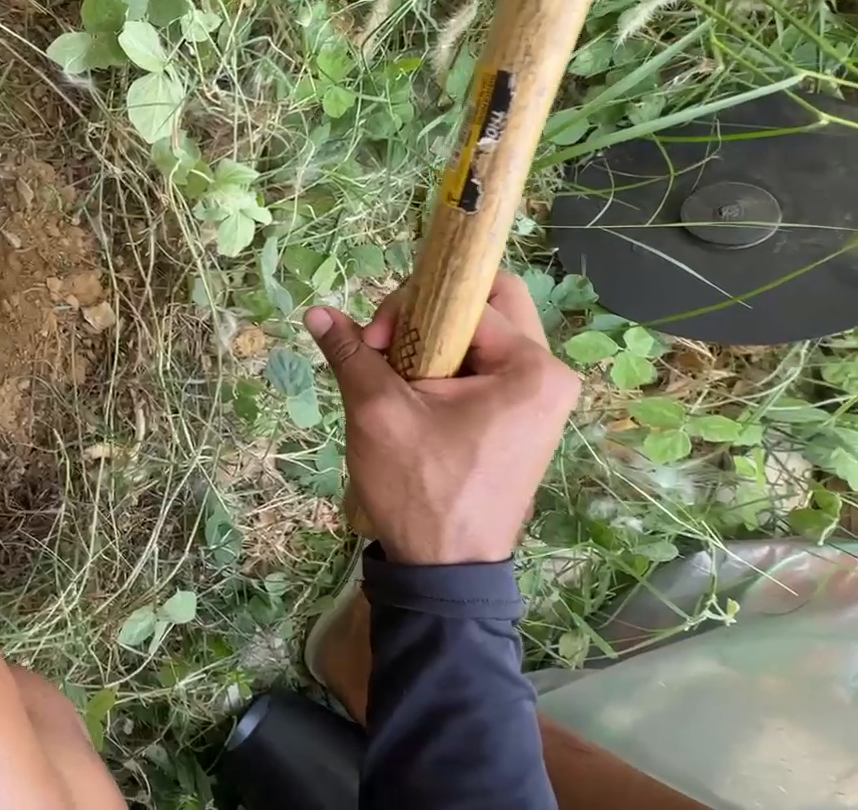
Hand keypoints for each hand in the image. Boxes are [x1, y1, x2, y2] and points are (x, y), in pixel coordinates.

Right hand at [304, 271, 580, 565]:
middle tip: (387, 348)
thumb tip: (316, 312)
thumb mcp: (376, 412)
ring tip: (392, 375)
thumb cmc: (418, 486)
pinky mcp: (519, 418)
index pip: (467, 299)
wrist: (445, 565)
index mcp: (531, 369)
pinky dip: (439, 366)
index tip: (376, 347)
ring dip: (428, 341)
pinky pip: (479, 366)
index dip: (410, 309)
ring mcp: (537, 399)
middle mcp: (548, 377)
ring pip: (478, 335)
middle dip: (426, 314)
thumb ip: (350, 353)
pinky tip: (408, 394)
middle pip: (486, 305)